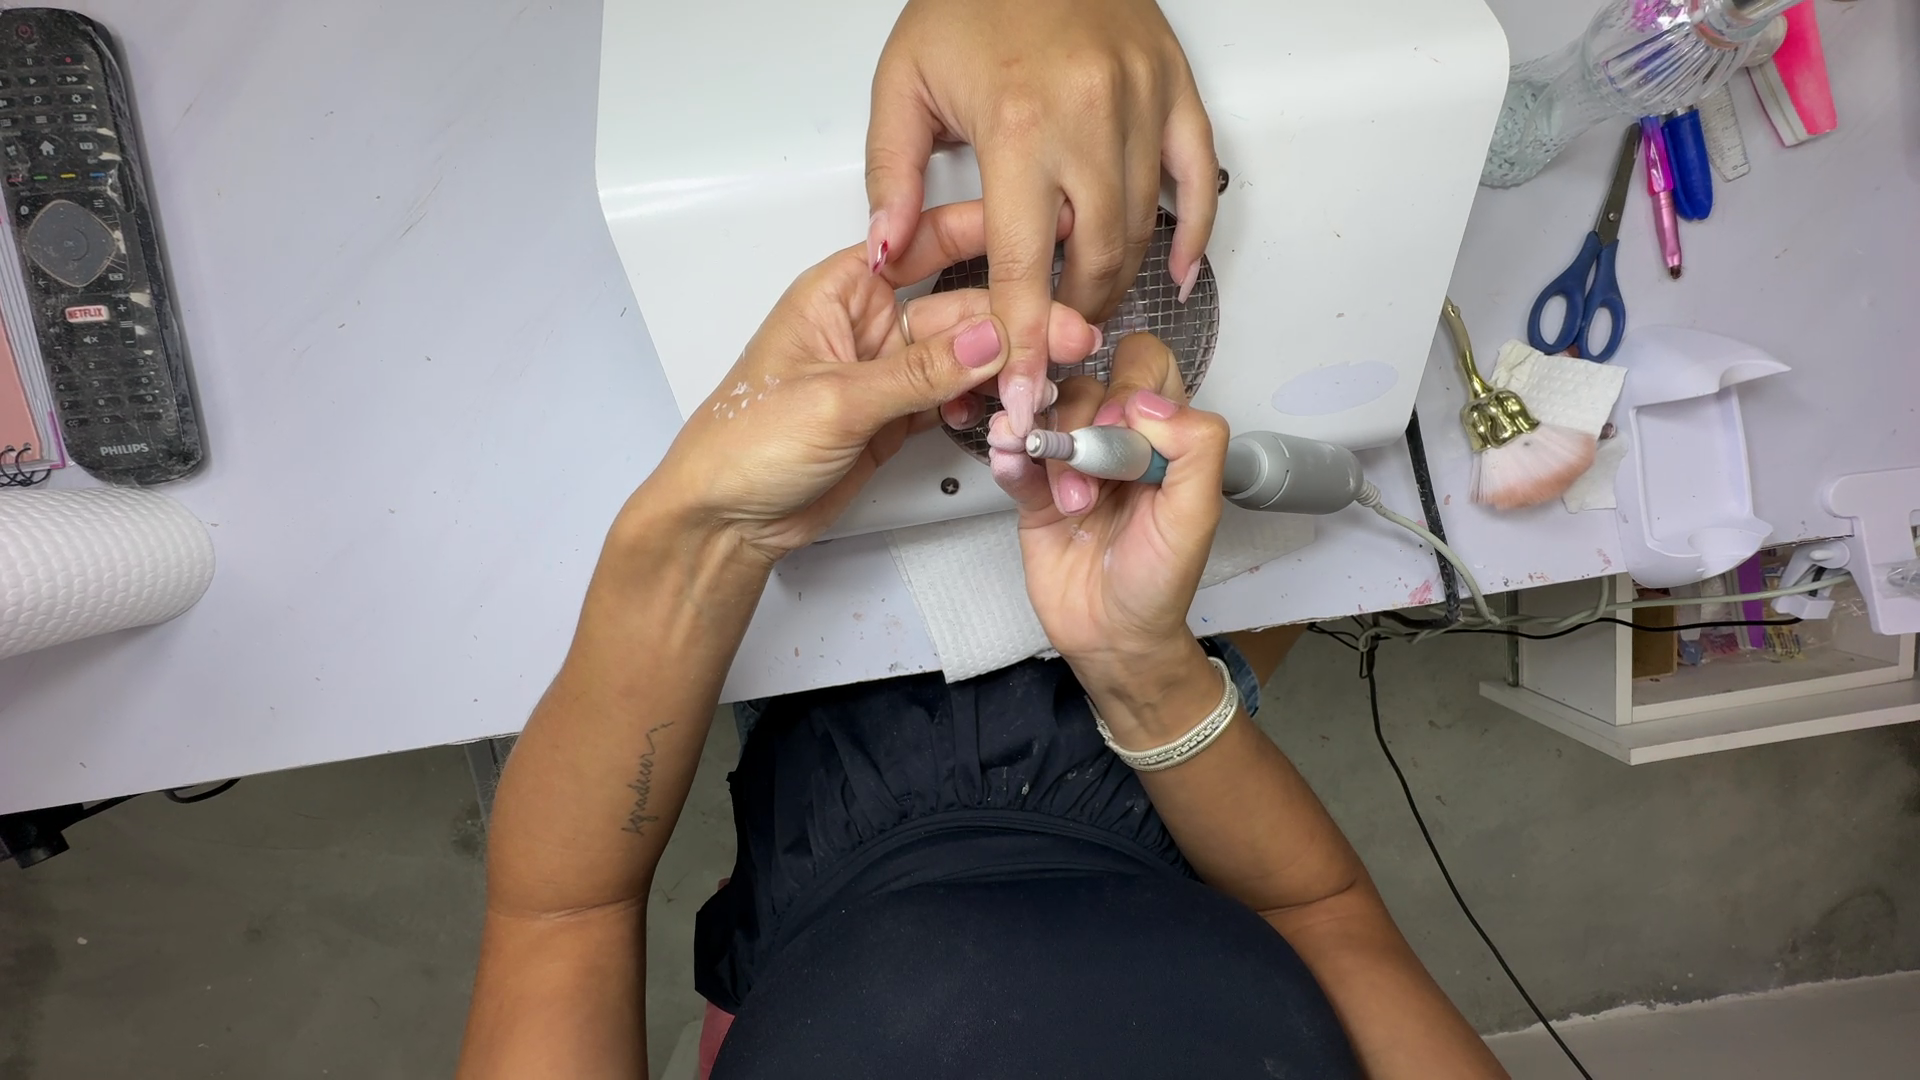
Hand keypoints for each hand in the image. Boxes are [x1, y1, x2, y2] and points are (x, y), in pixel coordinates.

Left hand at [641, 202, 1100, 563]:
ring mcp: (888, 373)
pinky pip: (954, 400)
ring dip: (1006, 368)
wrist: (731, 519)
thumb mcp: (836, 400)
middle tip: (1066, 335)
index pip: (921, 245)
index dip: (982, 237)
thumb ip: (918, 373)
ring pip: (963, 359)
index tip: (1038, 238)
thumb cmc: (744, 445)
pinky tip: (1006, 408)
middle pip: (957, 310)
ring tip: (1049, 378)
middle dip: (1013, 323)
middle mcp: (869, 326)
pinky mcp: (898, 416)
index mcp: (840, 292)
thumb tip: (986, 341)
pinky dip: (983, 405)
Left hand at [865, 0, 1218, 439]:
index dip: (1023, 346)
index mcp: (1019, 125)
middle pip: (1093, 263)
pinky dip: (1193, 232)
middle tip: (1050, 355)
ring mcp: (1143, 104)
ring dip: (1113, 287)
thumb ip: (891, 178)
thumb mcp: (903, 83)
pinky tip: (1174, 273)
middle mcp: (1090, 119)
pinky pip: (1200, 178)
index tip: (1024, 398)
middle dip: (1070, 322)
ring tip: (1084, 317)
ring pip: (1140, 232)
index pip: (1023, 271)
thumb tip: (888, 256)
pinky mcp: (1175, 90)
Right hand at [988, 334, 1229, 741]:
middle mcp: (1115, 441)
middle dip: (1083, 421)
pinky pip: (1014, 454)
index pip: (1146, 366)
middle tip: (1090, 472)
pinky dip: (1009, 455)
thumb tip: (1148, 402)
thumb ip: (1195, 449)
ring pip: (1046, 413)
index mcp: (1162, 439)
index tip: (1123, 430)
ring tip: (1064, 500)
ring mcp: (1071, 463)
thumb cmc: (1159, 581)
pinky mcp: (1034, 491)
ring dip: (1049, 447)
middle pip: (1086, 382)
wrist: (1111, 635)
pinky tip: (1011, 463)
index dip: (1129, 385)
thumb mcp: (1195, 517)